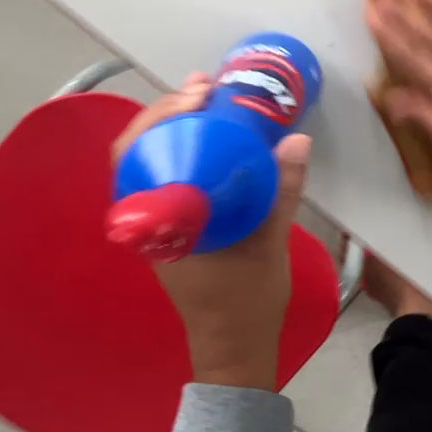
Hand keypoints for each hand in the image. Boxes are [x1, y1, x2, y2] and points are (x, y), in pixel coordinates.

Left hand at [112, 74, 310, 390]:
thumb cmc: (246, 299)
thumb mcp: (268, 243)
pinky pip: (173, 174)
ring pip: (155, 160)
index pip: (136, 156)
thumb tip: (296, 140)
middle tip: (207, 86)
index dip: (160, 117)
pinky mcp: (177, 225)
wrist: (234, 345)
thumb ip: (281, 191)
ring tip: (211, 98)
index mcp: (159, 221)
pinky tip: (218, 135)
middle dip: (170, 110)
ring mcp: (161, 221)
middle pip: (140, 150)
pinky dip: (190, 147)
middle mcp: (149, 217)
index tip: (197, 97)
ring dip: (178, 125)